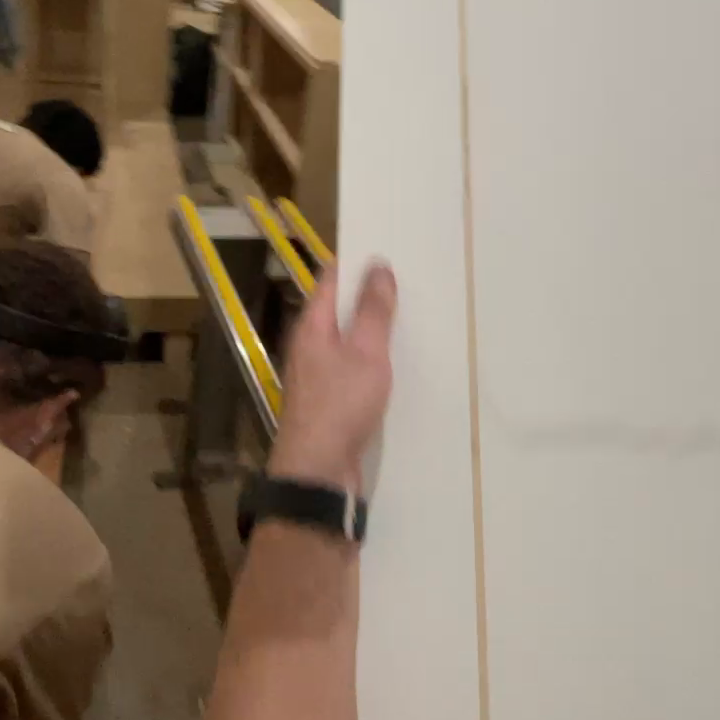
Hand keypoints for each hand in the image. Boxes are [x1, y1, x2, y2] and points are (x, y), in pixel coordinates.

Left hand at [269, 262, 397, 492]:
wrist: (319, 471)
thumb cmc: (340, 405)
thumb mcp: (364, 352)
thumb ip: (372, 311)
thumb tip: (378, 265)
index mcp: (312, 326)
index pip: (330, 280)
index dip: (355, 262)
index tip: (385, 249)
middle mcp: (310, 346)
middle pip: (338, 309)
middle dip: (368, 295)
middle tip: (407, 281)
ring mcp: (317, 376)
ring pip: (346, 340)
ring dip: (372, 329)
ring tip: (409, 317)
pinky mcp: (329, 401)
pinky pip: (352, 368)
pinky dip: (371, 359)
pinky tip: (395, 364)